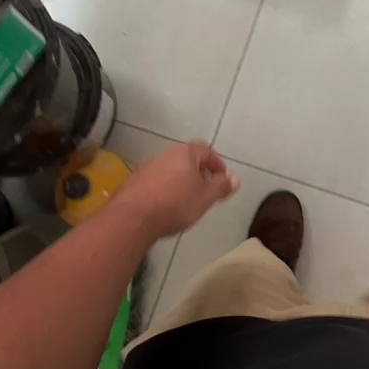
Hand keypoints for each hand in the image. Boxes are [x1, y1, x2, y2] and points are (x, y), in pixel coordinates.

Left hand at [114, 141, 239, 237]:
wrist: (133, 218)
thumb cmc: (176, 204)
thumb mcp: (206, 197)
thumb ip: (222, 186)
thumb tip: (235, 179)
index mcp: (185, 153)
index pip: (207, 150)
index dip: (218, 165)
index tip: (222, 181)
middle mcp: (166, 154)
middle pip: (188, 159)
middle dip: (200, 173)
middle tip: (206, 192)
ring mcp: (148, 166)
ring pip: (172, 169)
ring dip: (182, 181)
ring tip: (187, 201)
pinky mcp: (135, 181)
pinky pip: (157, 180)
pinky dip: (166, 189)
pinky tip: (166, 206)